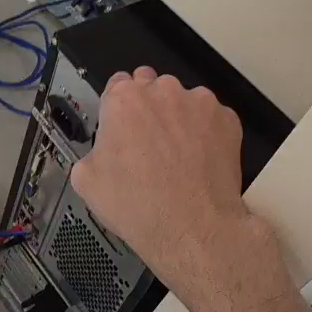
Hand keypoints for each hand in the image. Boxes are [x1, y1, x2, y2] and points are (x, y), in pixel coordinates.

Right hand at [70, 67, 279, 296]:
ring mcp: (198, 103)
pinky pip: (211, 118)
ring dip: (178, 119)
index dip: (118, 107)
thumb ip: (91, 151)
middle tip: (147, 143)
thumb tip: (100, 154)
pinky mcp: (226, 119)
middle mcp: (161, 92)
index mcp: (123, 101)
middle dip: (149, 109)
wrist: (191, 227)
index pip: (117, 84)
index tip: (121, 124)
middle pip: (152, 87)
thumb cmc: (141, 205)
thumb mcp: (86, 181)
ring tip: (175, 157)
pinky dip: (205, 133)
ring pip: (183, 101)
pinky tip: (196, 161)